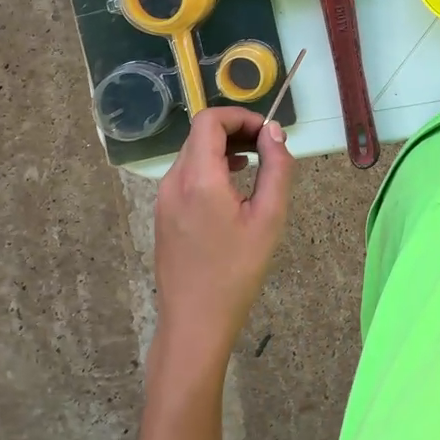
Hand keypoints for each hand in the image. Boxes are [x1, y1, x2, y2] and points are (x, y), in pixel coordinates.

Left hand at [152, 107, 293, 355]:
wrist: (195, 323)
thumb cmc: (237, 271)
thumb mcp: (270, 216)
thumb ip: (276, 166)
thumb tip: (274, 131)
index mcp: (198, 179)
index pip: (209, 120)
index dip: (241, 116)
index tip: (268, 134)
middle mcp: (173, 182)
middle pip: (201, 134)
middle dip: (237, 131)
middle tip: (268, 149)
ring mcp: (163, 200)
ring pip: (193, 153)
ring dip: (225, 149)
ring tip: (255, 167)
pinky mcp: (163, 215)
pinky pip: (187, 174)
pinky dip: (211, 168)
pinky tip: (233, 190)